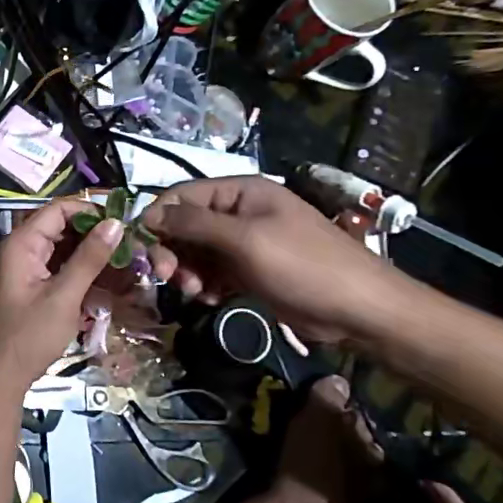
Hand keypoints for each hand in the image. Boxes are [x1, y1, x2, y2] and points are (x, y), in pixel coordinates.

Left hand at [0, 199, 128, 382]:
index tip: (123, 223)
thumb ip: (89, 258)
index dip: (91, 210)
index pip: (59, 209)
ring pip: (67, 247)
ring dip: (94, 253)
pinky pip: (64, 266)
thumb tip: (116, 223)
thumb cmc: (29, 335)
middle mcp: (24, 248)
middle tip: (131, 244)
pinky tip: (111, 279)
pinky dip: (86, 270)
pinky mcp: (37, 284)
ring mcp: (30, 267)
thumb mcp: (64, 296)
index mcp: (23, 243)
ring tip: (127, 261)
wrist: (1, 377)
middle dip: (97, 233)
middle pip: (64, 226)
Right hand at [141, 177, 422, 341]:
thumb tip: (149, 213)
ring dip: (188, 271)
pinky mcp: (250, 271)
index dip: (159, 218)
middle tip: (167, 278)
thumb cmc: (302, 265)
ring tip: (196, 292)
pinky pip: (213, 272)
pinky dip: (206, 285)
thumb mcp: (245, 240)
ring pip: (197, 252)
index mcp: (240, 192)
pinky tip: (211, 299)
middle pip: (186, 226)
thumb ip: (194, 224)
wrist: (359, 310)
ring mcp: (245, 243)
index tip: (143, 248)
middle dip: (173, 250)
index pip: (182, 195)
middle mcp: (239, 212)